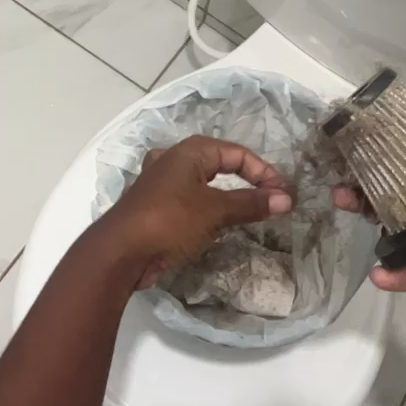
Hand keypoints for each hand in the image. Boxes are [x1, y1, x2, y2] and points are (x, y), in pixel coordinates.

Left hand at [92, 135, 292, 290]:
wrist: (119, 253)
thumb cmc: (169, 221)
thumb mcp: (215, 210)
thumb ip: (250, 203)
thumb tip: (286, 198)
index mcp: (189, 151)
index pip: (237, 154)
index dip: (264, 172)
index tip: (283, 195)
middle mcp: (174, 160)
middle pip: (221, 164)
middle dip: (248, 180)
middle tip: (270, 201)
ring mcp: (161, 184)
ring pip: (204, 183)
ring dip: (228, 195)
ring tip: (250, 211)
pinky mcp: (156, 207)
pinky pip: (191, 201)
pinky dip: (210, 208)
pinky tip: (217, 223)